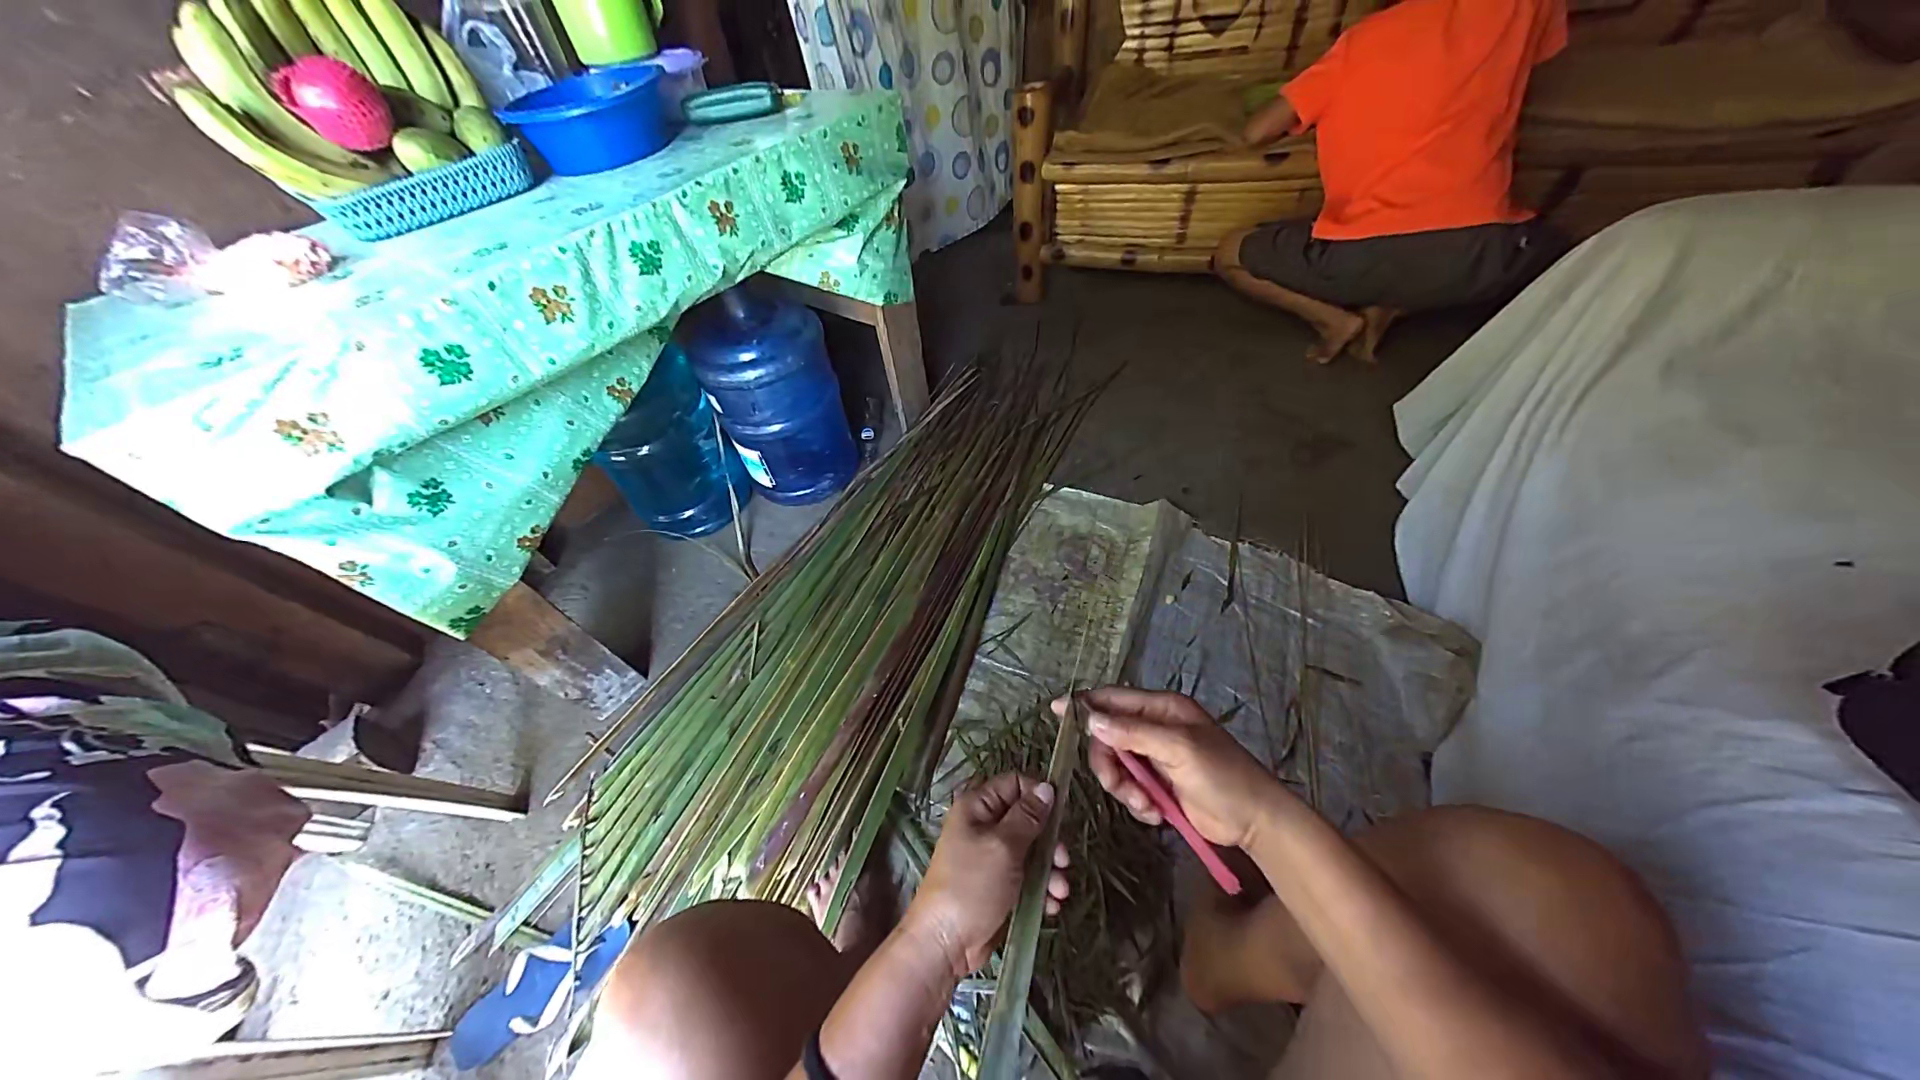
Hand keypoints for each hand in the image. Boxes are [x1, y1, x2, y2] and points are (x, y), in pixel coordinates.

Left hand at [903, 773, 1070, 977]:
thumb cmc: (972, 885)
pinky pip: (1028, 877)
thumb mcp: (1003, 846)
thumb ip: (1028, 817)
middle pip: (1028, 819)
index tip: (1059, 814)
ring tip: (1060, 891)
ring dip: (1050, 869)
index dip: (1038, 795)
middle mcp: (985, 827)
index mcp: (978, 807)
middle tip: (1063, 860)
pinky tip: (1050, 905)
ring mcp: (992, 857)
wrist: (946, 942)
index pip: (1014, 784)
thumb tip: (1048, 787)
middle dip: (1050, 840)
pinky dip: (1042, 888)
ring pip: (1032, 851)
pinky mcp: (1000, 885)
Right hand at [1057, 687, 1287, 849]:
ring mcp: (1156, 757)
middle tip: (1119, 785)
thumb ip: (1132, 732)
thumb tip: (1092, 718)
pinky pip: (1129, 788)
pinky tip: (1156, 812)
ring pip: (1116, 766)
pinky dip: (1137, 802)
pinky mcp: (1158, 784)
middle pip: (1108, 737)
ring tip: (1145, 804)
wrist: (1255, 821)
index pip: (1114, 699)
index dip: (1085, 704)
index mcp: (1162, 709)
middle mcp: (1156, 728)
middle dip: (1109, 763)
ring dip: (1124, 788)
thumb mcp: (1178, 749)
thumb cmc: (1222, 776)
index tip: (1057, 711)